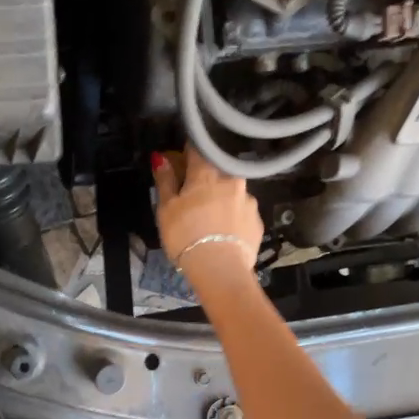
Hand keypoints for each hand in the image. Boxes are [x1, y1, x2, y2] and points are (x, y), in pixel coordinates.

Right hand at [152, 147, 264, 286]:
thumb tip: (161, 158)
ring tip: (212, 220)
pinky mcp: (258, 221)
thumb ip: (165, 180)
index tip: (181, 164)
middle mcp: (233, 179)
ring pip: (233, 192)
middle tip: (196, 198)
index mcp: (207, 171)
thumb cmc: (185, 236)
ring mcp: (249, 200)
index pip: (197, 150)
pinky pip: (243, 212)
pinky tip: (226, 233)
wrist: (219, 269)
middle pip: (218, 171)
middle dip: (208, 179)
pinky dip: (234, 218)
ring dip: (223, 199)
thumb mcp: (166, 209)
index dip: (187, 155)